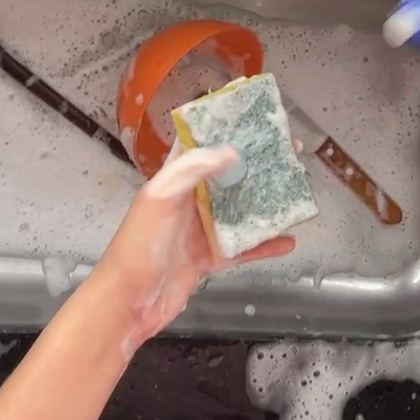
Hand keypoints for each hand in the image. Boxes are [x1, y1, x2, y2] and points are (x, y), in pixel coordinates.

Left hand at [84, 146, 293, 351]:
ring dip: (266, 201)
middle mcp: (190, 200)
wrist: (125, 304)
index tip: (256, 115)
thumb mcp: (159, 198)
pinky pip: (243, 247)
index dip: (226, 126)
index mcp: (176, 179)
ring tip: (294, 189)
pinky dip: (264, 244)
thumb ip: (192, 169)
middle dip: (258, 162)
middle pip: (230, 174)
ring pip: (241, 209)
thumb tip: (231, 151)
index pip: (203, 143)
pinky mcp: (208, 258)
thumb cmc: (136, 248)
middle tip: (288, 150)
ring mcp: (201, 229)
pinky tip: (286, 240)